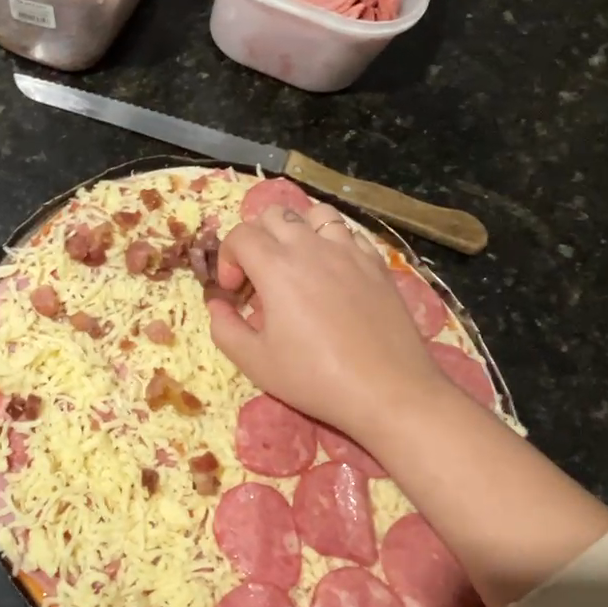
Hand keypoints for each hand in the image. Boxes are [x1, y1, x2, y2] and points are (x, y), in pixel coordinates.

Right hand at [207, 202, 449, 440]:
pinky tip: (333, 271)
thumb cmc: (316, 378)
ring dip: (298, 230)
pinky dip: (333, 242)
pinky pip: (349, 233)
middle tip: (260, 274)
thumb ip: (225, 329)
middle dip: (257, 237)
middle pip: (274, 215)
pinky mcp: (376, 264)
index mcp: (276, 266)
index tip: (235, 291)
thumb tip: (217, 306)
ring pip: (315, 214)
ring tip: (298, 260)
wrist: (390, 392)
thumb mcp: (256, 363)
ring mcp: (348, 251)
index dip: (228, 259)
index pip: (240, 235)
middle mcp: (310, 247)